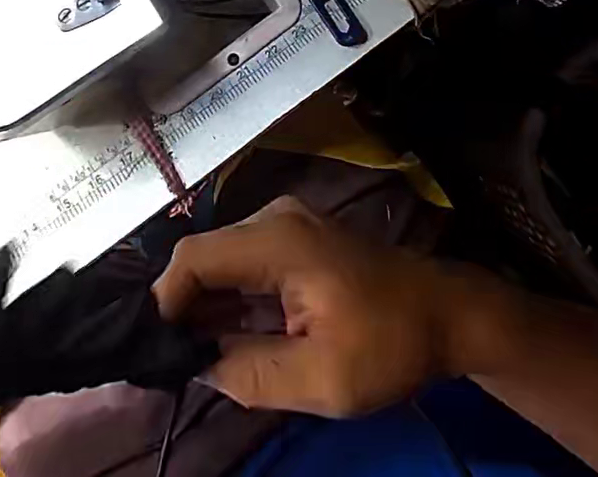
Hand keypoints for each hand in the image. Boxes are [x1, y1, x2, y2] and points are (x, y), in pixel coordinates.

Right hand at [153, 196, 490, 416]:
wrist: (444, 313)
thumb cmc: (388, 344)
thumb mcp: (321, 379)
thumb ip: (248, 372)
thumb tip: (194, 362)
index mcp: (278, 240)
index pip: (195, 257)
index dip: (164, 301)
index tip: (153, 350)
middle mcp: (274, 219)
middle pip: (204, 256)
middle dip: (180, 307)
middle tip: (163, 361)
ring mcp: (284, 225)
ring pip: (221, 261)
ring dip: (203, 306)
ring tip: (183, 355)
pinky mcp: (293, 239)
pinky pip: (244, 265)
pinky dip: (228, 299)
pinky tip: (220, 337)